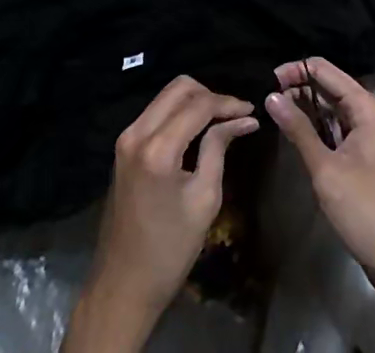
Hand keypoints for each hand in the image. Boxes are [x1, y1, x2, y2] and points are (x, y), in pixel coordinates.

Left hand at [64, 76, 258, 352]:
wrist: (122, 285)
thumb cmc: (170, 249)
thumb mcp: (205, 198)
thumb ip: (219, 148)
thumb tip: (244, 119)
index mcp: (157, 149)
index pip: (199, 105)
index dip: (229, 103)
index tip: (252, 112)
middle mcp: (136, 134)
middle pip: (179, 88)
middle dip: (210, 95)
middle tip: (234, 115)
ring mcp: (125, 139)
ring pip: (166, 97)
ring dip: (194, 102)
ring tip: (221, 122)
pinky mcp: (123, 147)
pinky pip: (156, 113)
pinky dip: (179, 113)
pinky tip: (198, 131)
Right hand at [267, 59, 374, 352]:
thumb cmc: (363, 209)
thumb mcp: (325, 168)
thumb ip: (298, 129)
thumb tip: (270, 96)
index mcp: (364, 106)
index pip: (324, 70)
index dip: (295, 70)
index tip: (266, 81)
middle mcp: (365, 111)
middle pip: (326, 84)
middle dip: (297, 85)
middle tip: (263, 96)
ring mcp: (363, 132)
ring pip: (328, 106)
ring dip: (302, 105)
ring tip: (270, 108)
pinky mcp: (357, 151)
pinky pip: (331, 126)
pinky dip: (311, 124)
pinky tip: (290, 127)